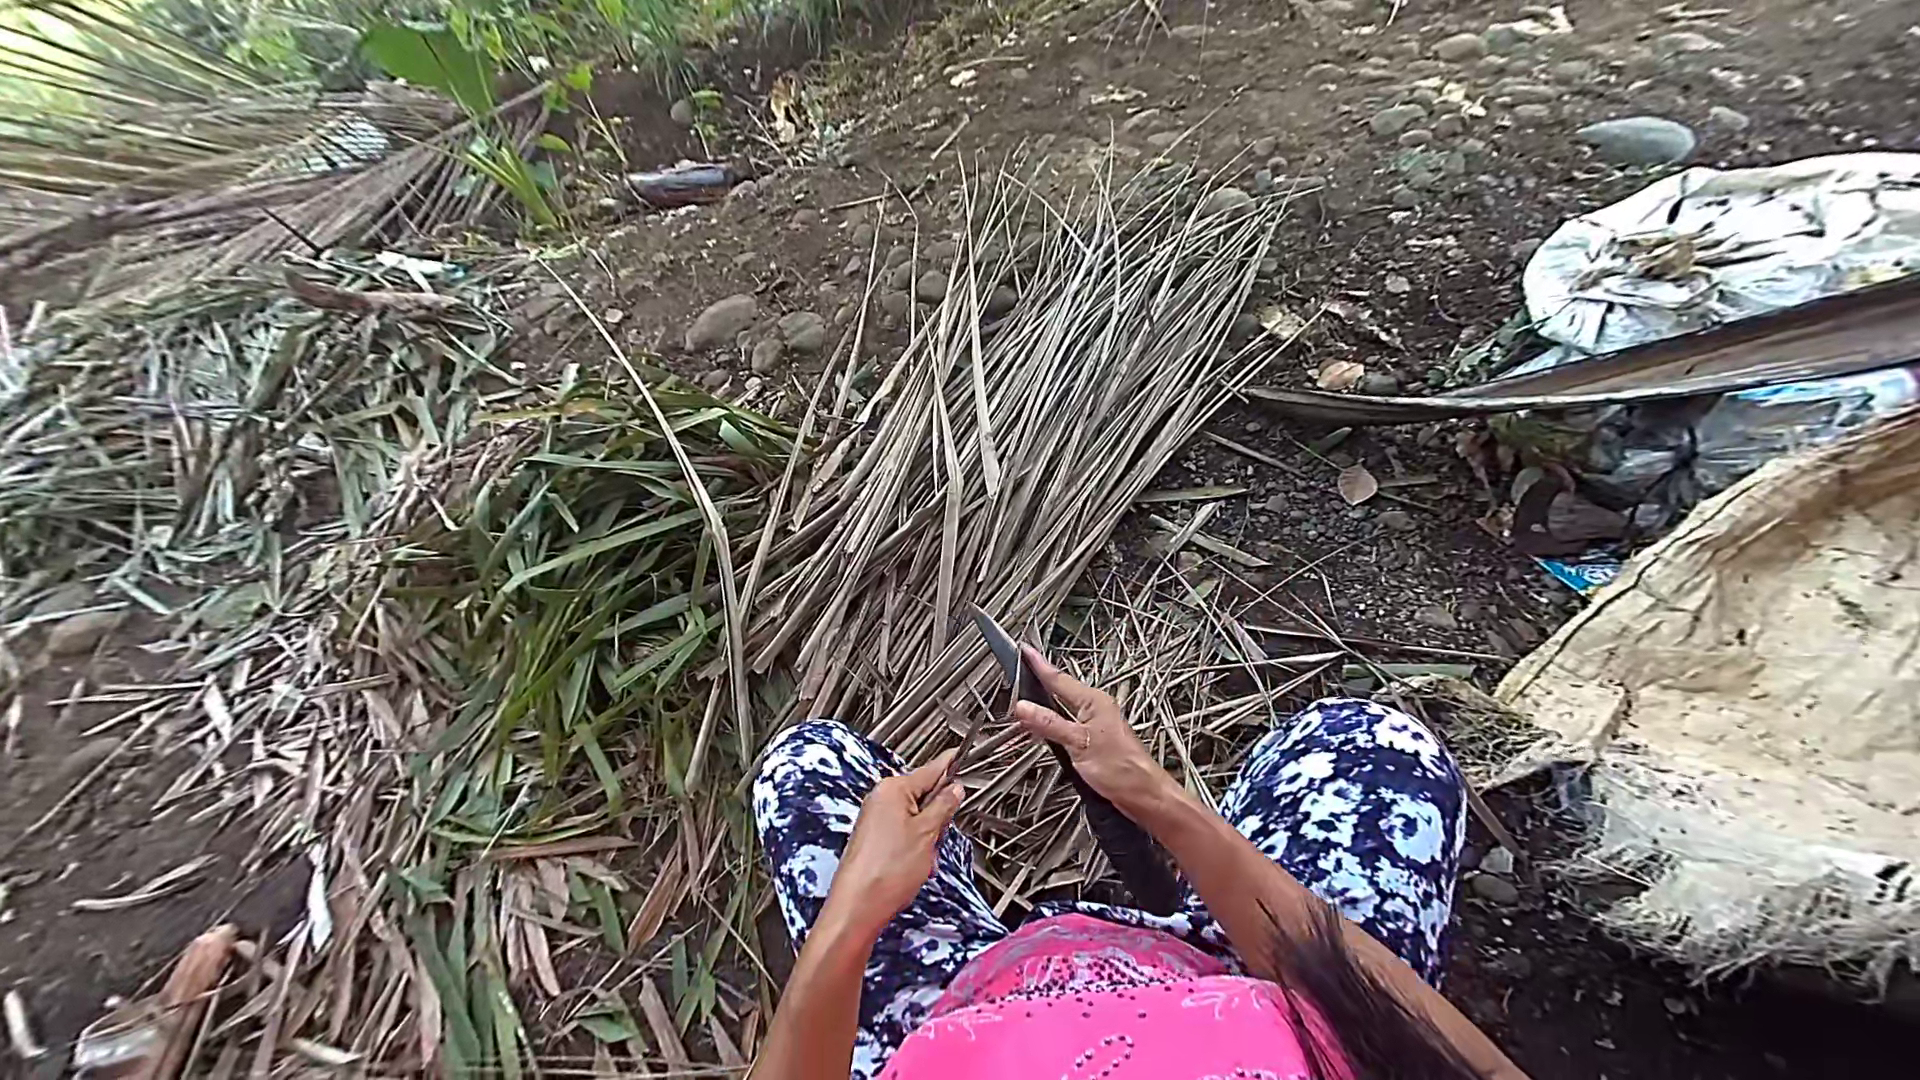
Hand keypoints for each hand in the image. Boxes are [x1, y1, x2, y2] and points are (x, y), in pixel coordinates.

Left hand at [821, 750, 965, 936]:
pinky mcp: (874, 838)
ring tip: (923, 857)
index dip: (948, 765)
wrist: (857, 908)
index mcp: (893, 789)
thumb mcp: (927, 834)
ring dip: (927, 836)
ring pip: (916, 817)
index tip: (958, 755)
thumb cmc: (885, 871)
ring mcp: (876, 819)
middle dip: (937, 816)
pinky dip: (915, 846)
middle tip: (938, 835)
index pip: (929, 770)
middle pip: (923, 795)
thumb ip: (943, 806)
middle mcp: (881, 799)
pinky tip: (913, 866)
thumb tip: (954, 789)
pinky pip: (904, 833)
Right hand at [1010, 646, 1176, 813]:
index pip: (1058, 678)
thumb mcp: (1079, 744)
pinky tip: (1047, 726)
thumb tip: (1024, 707)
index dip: (1038, 664)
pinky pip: (1069, 722)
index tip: (1025, 650)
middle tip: (1022, 670)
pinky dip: (1054, 722)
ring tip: (1029, 696)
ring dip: (1046, 703)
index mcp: (1094, 701)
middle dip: (1040, 681)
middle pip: (1061, 689)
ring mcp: (1097, 723)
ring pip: (1064, 707)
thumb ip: (1049, 724)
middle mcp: (1097, 708)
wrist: (1145, 795)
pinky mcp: (1095, 740)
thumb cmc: (1124, 770)